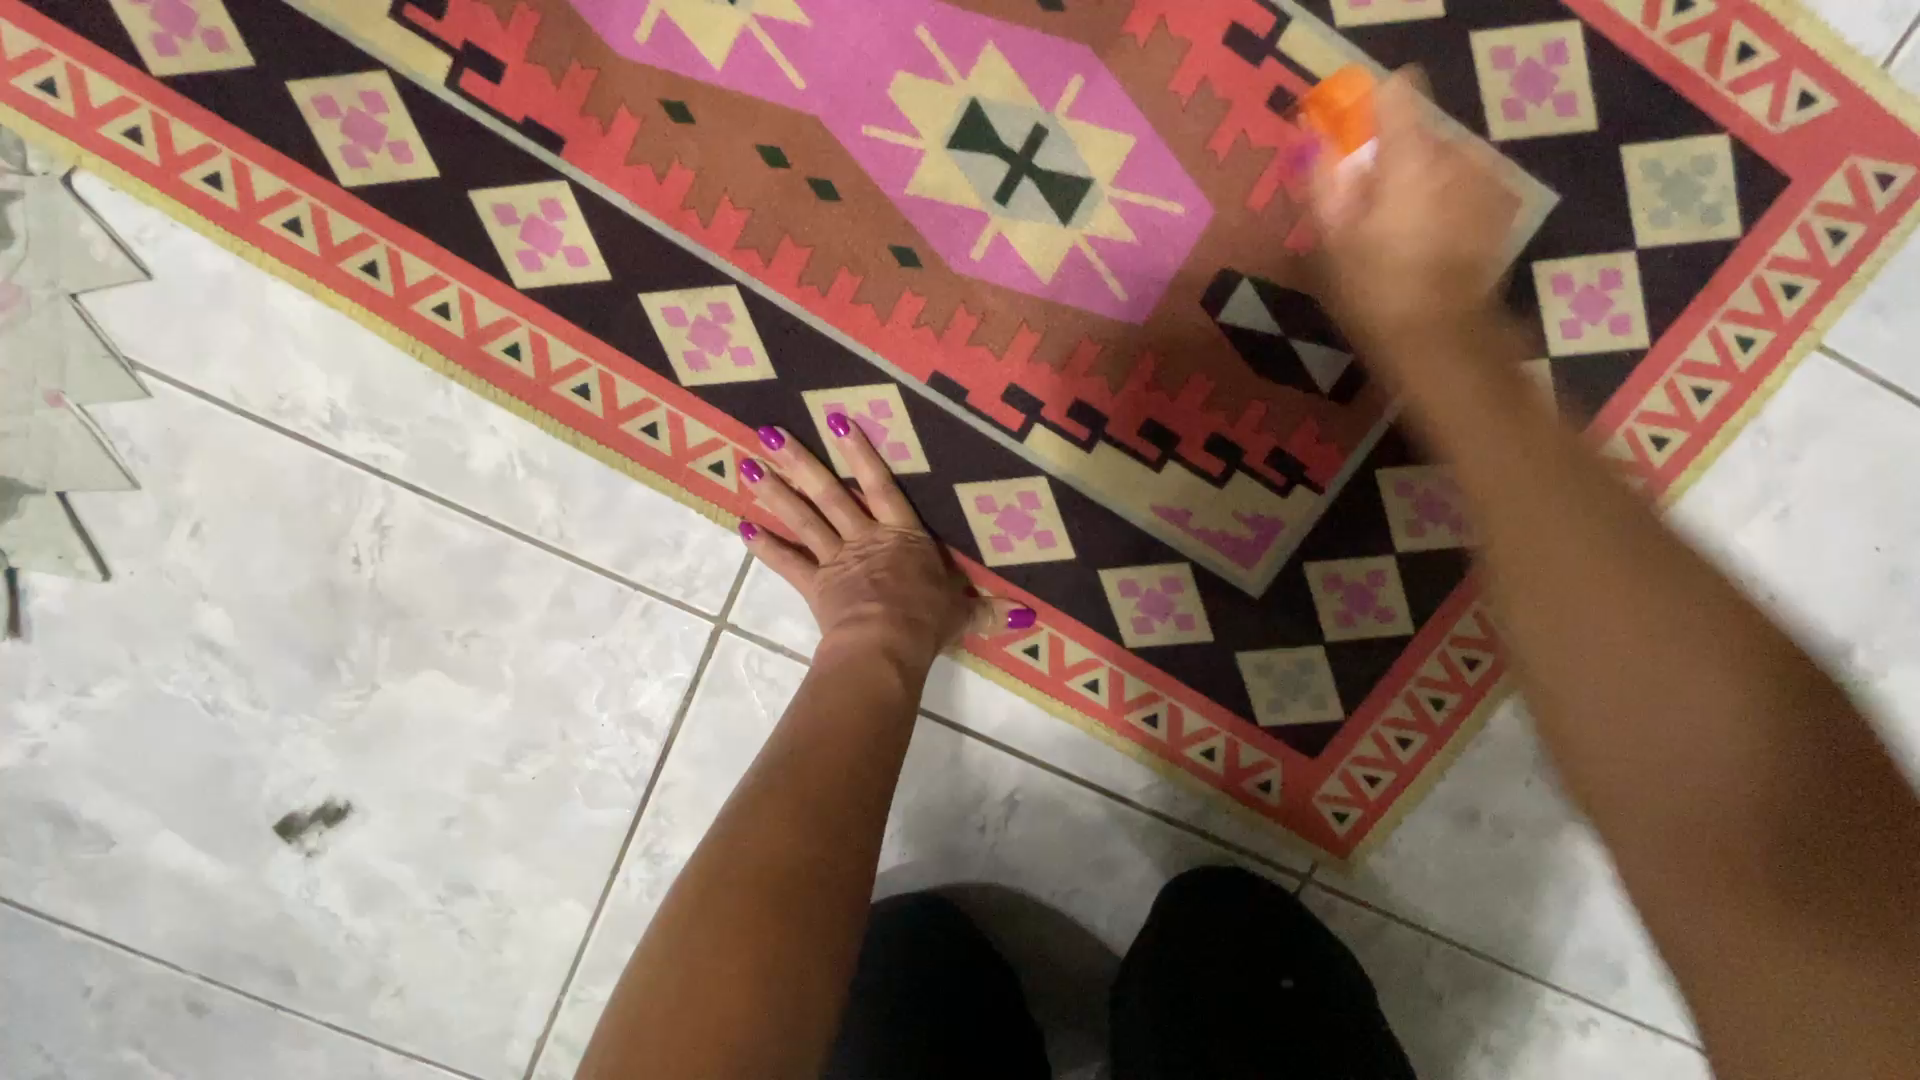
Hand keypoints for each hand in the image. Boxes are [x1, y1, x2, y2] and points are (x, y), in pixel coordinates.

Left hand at [738, 418, 1034, 673]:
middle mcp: (866, 538)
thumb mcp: (964, 613)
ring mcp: (836, 560)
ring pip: (803, 519)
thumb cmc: (928, 623)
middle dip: (800, 461)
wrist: (887, 646)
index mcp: (903, 536)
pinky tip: (740, 526)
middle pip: (830, 494)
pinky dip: (765, 546)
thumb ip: (989, 609)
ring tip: (747, 464)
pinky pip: (787, 563)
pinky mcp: (815, 585)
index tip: (839, 421)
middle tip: (767, 432)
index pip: (882, 487)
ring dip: (775, 492)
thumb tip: (1029, 618)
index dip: (862, 454)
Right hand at [1307, 70, 1524, 375]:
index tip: (1348, 142)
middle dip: (1391, 158)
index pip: (1396, 93)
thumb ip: (1321, 179)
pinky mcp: (1499, 209)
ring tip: (1397, 229)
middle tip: (1366, 206)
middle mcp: (1455, 154)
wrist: (1438, 340)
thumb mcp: (1328, 240)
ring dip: (1420, 181)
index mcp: (1409, 156)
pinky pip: (1463, 186)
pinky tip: (1429, 241)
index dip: (1369, 110)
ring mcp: (1484, 180)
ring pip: (1442, 160)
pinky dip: (1445, 201)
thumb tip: (1313, 137)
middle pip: (1418, 132)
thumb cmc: (1372, 292)